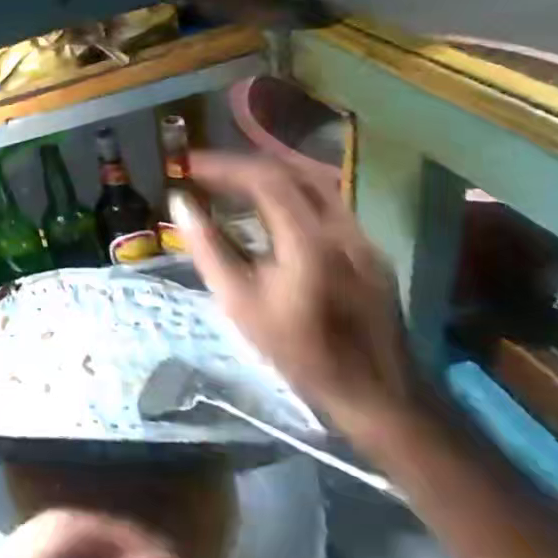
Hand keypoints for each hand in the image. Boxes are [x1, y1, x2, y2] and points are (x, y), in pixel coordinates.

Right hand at [172, 151, 421, 436]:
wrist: (376, 392)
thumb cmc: (298, 351)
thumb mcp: (240, 303)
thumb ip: (208, 248)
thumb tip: (180, 204)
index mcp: (308, 240)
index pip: (264, 179)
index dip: (223, 165)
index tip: (188, 165)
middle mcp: (341, 227)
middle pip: (291, 172)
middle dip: (243, 165)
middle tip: (206, 172)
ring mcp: (361, 237)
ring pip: (312, 185)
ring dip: (268, 178)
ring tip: (230, 186)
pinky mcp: (368, 250)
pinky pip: (324, 206)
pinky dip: (289, 196)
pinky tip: (267, 215)